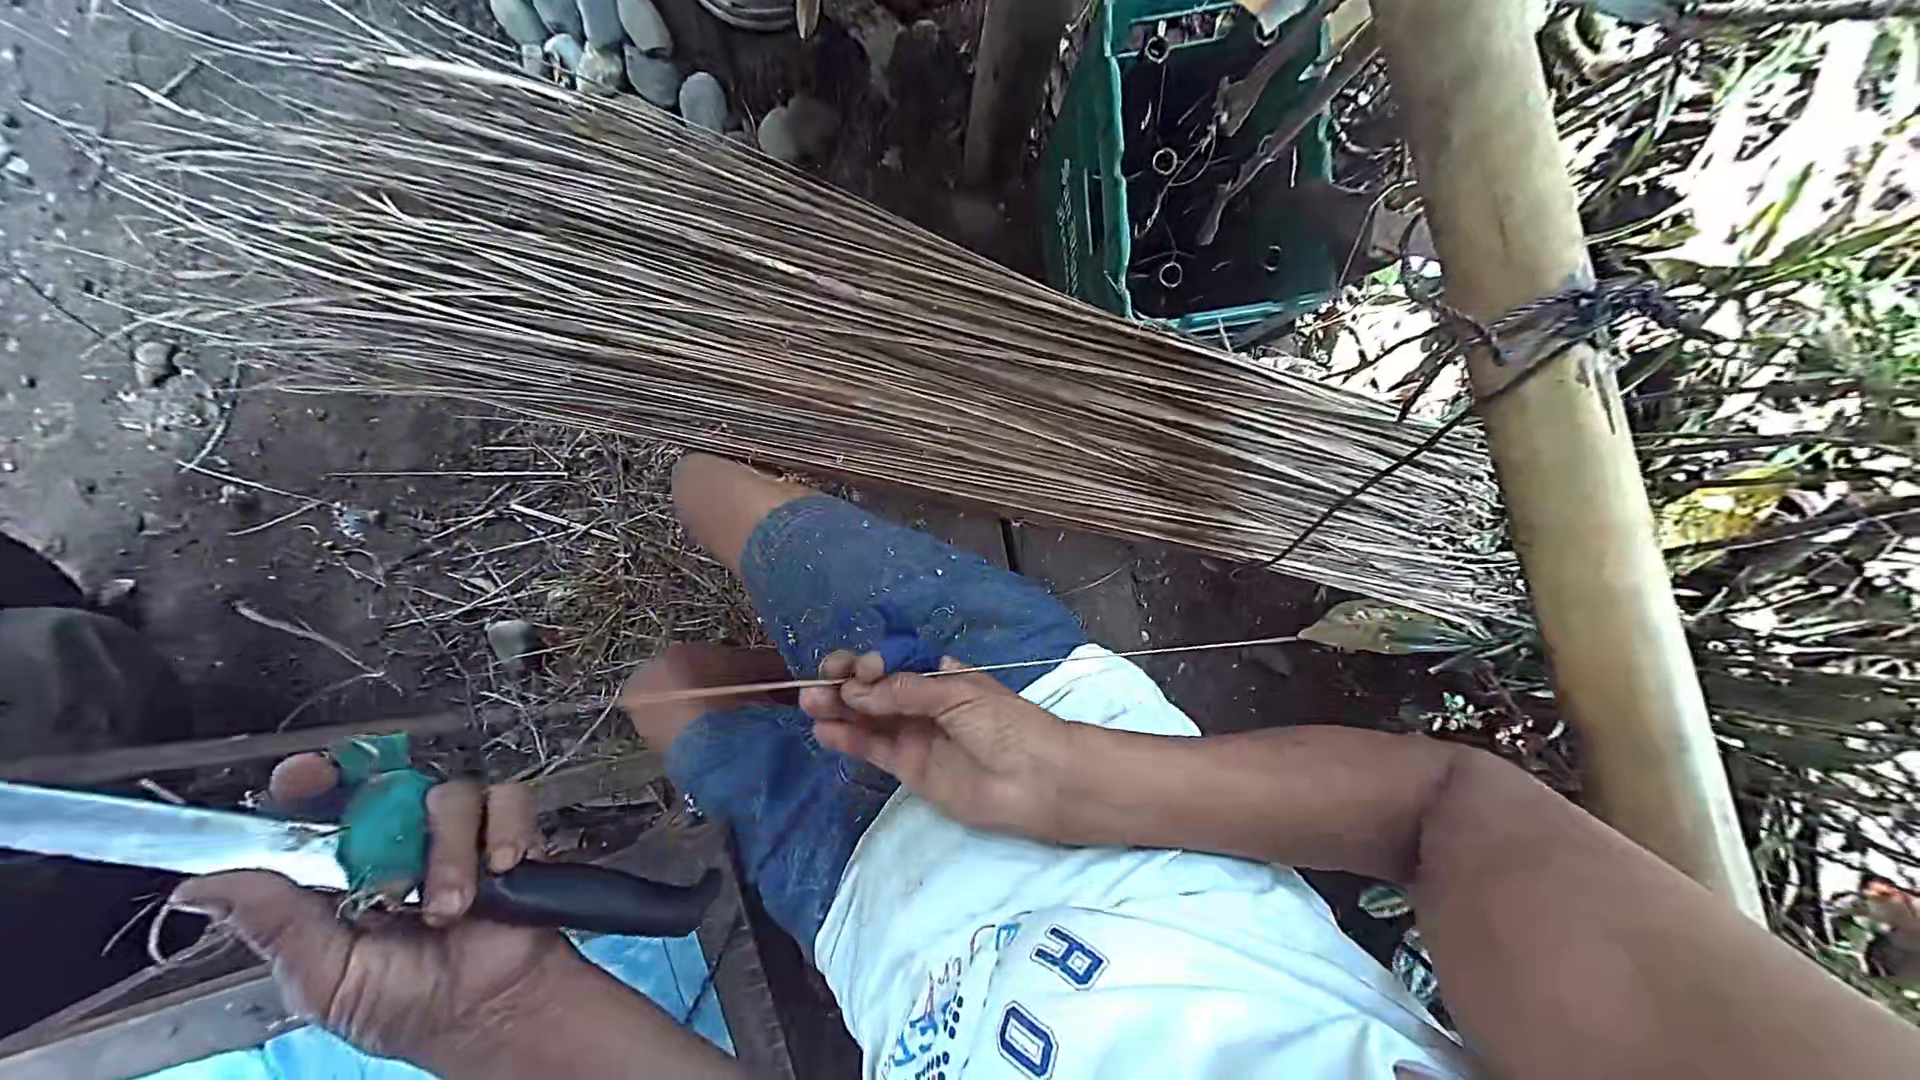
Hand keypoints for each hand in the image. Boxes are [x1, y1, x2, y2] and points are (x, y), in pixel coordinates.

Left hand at [170, 777, 588, 1072]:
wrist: (487, 1010)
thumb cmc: (403, 1004)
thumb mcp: (325, 976)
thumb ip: (278, 924)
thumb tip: (201, 888)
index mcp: (348, 873)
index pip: (326, 809)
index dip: (316, 782)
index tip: (306, 776)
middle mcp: (405, 843)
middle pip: (394, 787)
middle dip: (392, 815)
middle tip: (390, 869)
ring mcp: (463, 835)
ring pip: (452, 795)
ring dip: (449, 853)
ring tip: (450, 906)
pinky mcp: (513, 831)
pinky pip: (510, 801)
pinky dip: (504, 831)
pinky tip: (498, 869)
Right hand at [800, 651, 1083, 841]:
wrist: (1035, 779)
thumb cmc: (1004, 724)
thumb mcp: (958, 695)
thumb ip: (905, 691)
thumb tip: (856, 689)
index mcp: (939, 676)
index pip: (893, 663)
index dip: (870, 663)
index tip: (859, 668)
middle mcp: (922, 702)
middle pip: (874, 689)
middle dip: (845, 683)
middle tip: (818, 684)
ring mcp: (914, 734)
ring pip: (867, 718)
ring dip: (838, 709)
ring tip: (809, 702)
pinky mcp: (909, 767)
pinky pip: (872, 749)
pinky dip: (847, 739)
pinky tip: (824, 730)